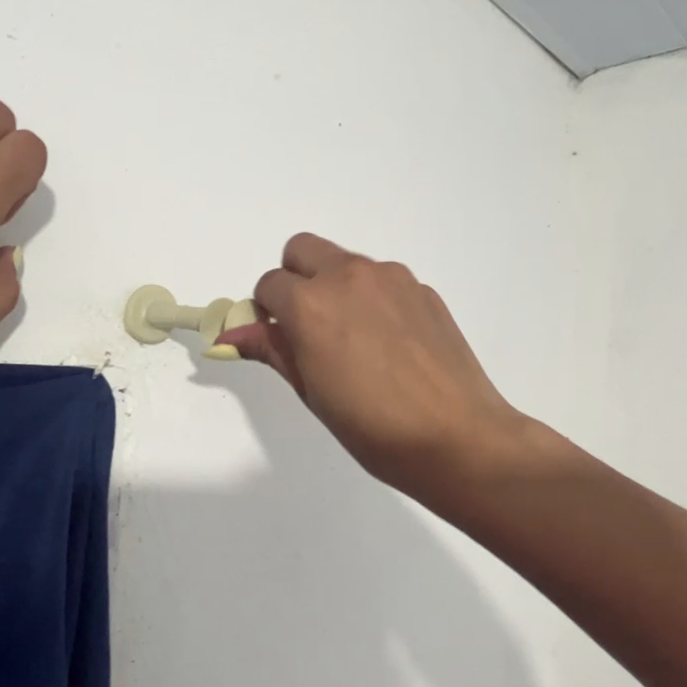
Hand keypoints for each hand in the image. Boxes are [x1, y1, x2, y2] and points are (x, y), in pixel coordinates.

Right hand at [216, 233, 529, 494]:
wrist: (455, 436)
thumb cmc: (372, 427)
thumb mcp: (311, 392)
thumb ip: (272, 350)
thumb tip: (230, 333)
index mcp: (311, 303)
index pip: (269, 285)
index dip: (267, 313)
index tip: (281, 342)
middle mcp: (349, 276)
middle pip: (303, 249)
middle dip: (295, 280)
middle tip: (310, 329)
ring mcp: (391, 279)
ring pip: (346, 263)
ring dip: (336, 288)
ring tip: (357, 344)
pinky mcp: (423, 290)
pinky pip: (383, 281)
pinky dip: (373, 300)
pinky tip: (391, 347)